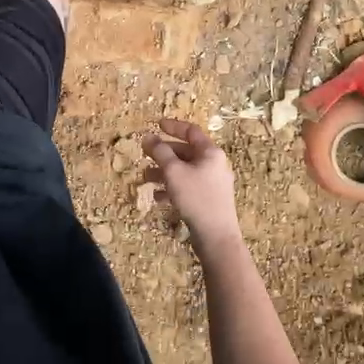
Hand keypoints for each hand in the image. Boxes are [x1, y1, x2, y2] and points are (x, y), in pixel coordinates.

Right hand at [143, 119, 241, 249]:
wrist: (217, 238)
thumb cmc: (196, 198)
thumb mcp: (174, 171)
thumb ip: (160, 152)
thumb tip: (148, 137)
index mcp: (210, 153)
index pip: (191, 131)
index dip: (173, 126)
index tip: (157, 125)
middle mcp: (214, 165)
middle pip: (186, 152)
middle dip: (164, 154)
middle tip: (145, 155)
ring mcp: (213, 184)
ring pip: (185, 171)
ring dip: (164, 172)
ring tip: (146, 179)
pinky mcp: (210, 201)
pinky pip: (188, 187)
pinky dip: (173, 188)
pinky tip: (158, 198)